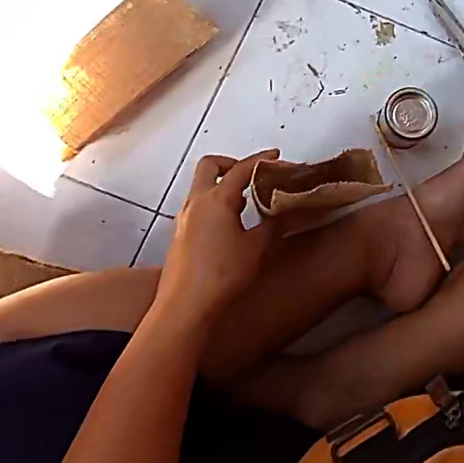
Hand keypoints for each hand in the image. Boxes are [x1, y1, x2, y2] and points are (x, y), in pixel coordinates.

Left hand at [158, 150, 279, 326]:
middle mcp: (196, 202)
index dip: (260, 159)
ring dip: (222, 185)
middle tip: (252, 175)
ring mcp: (184, 217)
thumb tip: (283, 213)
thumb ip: (271, 226)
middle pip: (210, 166)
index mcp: (216, 199)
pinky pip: (198, 205)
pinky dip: (214, 203)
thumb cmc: (222, 275)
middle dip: (232, 164)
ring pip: (201, 186)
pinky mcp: (180, 233)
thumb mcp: (255, 249)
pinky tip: (230, 224)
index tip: (275, 156)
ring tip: (246, 202)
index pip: (241, 169)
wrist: (185, 307)